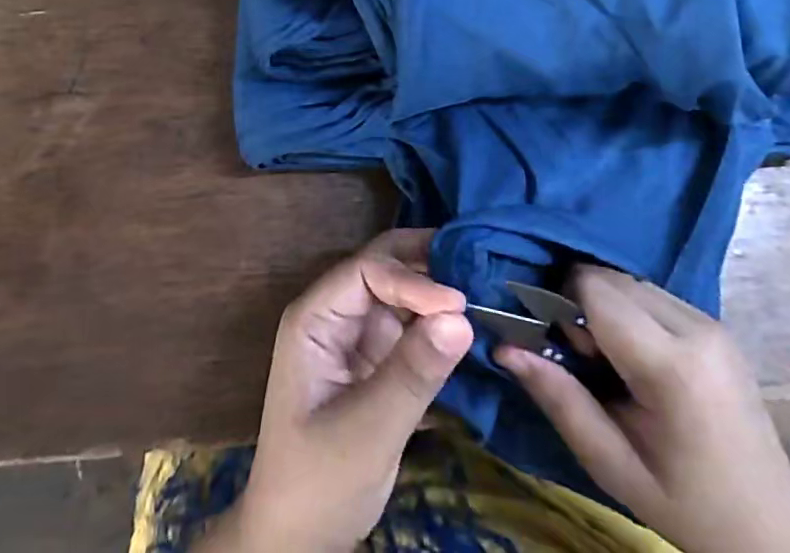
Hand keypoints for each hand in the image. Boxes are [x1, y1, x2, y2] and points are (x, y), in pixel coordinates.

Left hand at [195, 229, 473, 552]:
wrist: (301, 535)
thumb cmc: (319, 482)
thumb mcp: (367, 431)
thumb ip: (412, 373)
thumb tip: (461, 317)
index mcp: (315, 319)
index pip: (366, 271)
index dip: (413, 279)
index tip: (459, 303)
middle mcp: (337, 315)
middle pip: (385, 268)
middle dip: (429, 264)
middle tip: (482, 267)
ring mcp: (359, 336)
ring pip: (404, 292)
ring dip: (441, 290)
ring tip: (489, 288)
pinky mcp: (380, 359)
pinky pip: (415, 325)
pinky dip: (443, 322)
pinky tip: (476, 322)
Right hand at [497, 266, 789, 552]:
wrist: (770, 528)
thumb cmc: (686, 504)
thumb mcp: (612, 465)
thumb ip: (559, 399)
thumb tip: (504, 347)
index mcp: (673, 365)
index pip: (596, 289)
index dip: (562, 305)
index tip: (559, 348)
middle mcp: (696, 328)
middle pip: (611, 278)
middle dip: (580, 304)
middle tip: (582, 359)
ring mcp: (711, 322)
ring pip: (630, 282)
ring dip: (604, 305)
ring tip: (609, 362)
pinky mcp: (716, 325)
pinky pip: (652, 294)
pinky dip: (628, 310)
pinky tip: (634, 358)